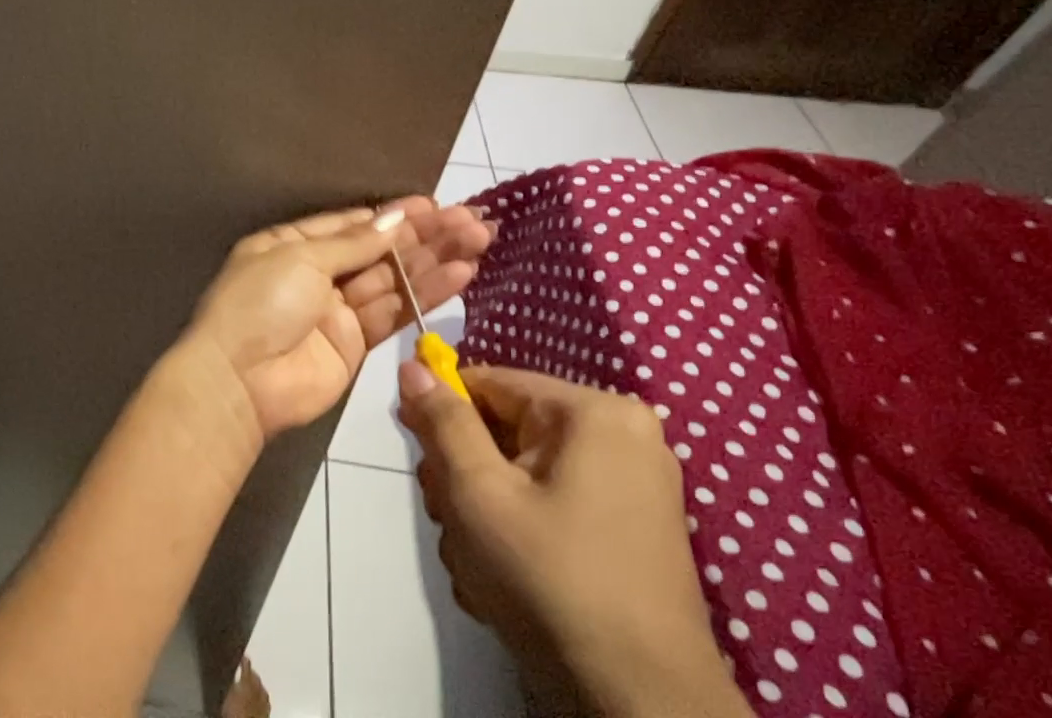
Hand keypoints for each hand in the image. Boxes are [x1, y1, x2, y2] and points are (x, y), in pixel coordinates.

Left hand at [182, 196, 490, 439]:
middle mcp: (315, 273)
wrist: (240, 381)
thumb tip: (394, 218)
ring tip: (481, 239)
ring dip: (435, 260)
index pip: (350, 223)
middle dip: (424, 235)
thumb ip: (352, 243)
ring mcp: (336, 309)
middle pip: (377, 250)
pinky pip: (394, 312)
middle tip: (474, 220)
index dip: (392, 215)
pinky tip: (461, 274)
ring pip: (393, 279)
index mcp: (290, 245)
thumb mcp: (300, 258)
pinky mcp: (356, 343)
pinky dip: (426, 294)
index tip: (436, 205)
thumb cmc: (259, 305)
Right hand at [399, 365, 750, 717]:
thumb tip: (414, 366)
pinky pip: (551, 503)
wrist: (637, 696)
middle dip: (465, 475)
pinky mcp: (631, 528)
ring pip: (521, 472)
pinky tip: (508, 576)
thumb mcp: (477, 492)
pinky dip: (520, 531)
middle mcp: (623, 436)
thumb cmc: (549, 577)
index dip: (442, 415)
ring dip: (485, 511)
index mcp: (594, 413)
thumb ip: (443, 424)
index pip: (489, 383)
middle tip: (455, 521)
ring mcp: (633, 485)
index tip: (420, 460)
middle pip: (505, 430)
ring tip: (479, 560)